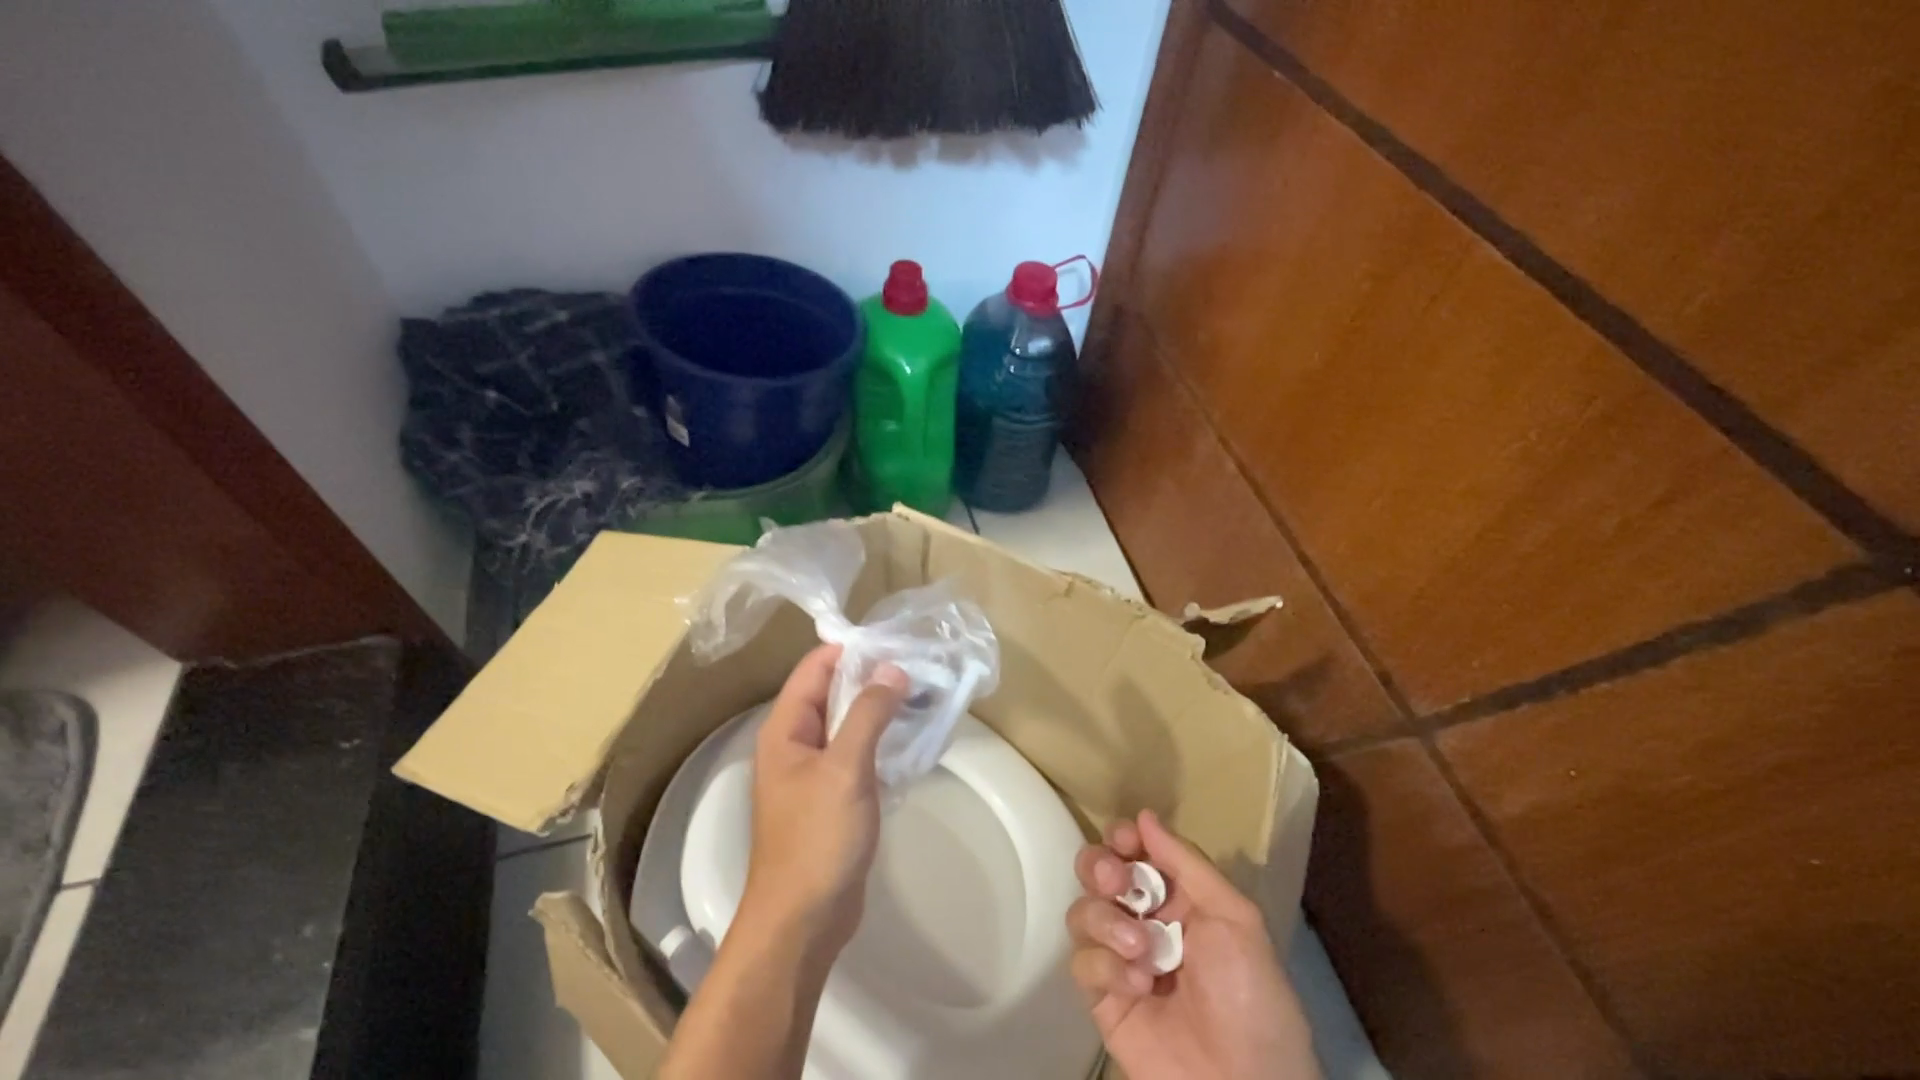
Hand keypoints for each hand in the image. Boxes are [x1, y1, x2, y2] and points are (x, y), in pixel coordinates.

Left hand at [741, 644, 909, 956]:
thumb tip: (892, 669)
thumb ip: (868, 714)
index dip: (850, 649)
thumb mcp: (845, 769)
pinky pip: (857, 757)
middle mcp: (794, 746)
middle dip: (870, 677)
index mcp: (784, 730)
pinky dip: (881, 743)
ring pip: (847, 727)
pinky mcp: (832, 801)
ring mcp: (813, 775)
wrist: (803, 919)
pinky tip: (912, 739)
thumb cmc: (816, 839)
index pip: (814, 669)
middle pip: (831, 695)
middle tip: (919, 665)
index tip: (894, 639)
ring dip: (878, 710)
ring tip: (923, 694)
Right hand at [1069, 810, 1321, 1079]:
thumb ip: (1186, 862)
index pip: (1138, 851)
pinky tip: (1139, 986)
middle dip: (1101, 869)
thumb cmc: (1250, 992)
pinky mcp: (1102, 997)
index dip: (1123, 838)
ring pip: (1083, 912)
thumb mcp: (1234, 917)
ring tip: (1140, 950)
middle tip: (1118, 884)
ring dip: (1108, 922)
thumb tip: (1144, 815)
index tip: (1123, 839)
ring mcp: (1120, 958)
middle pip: (1099, 873)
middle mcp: (1146, 920)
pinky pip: (1083, 963)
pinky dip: (1107, 968)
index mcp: (1181, 897)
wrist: (1241, 1079)